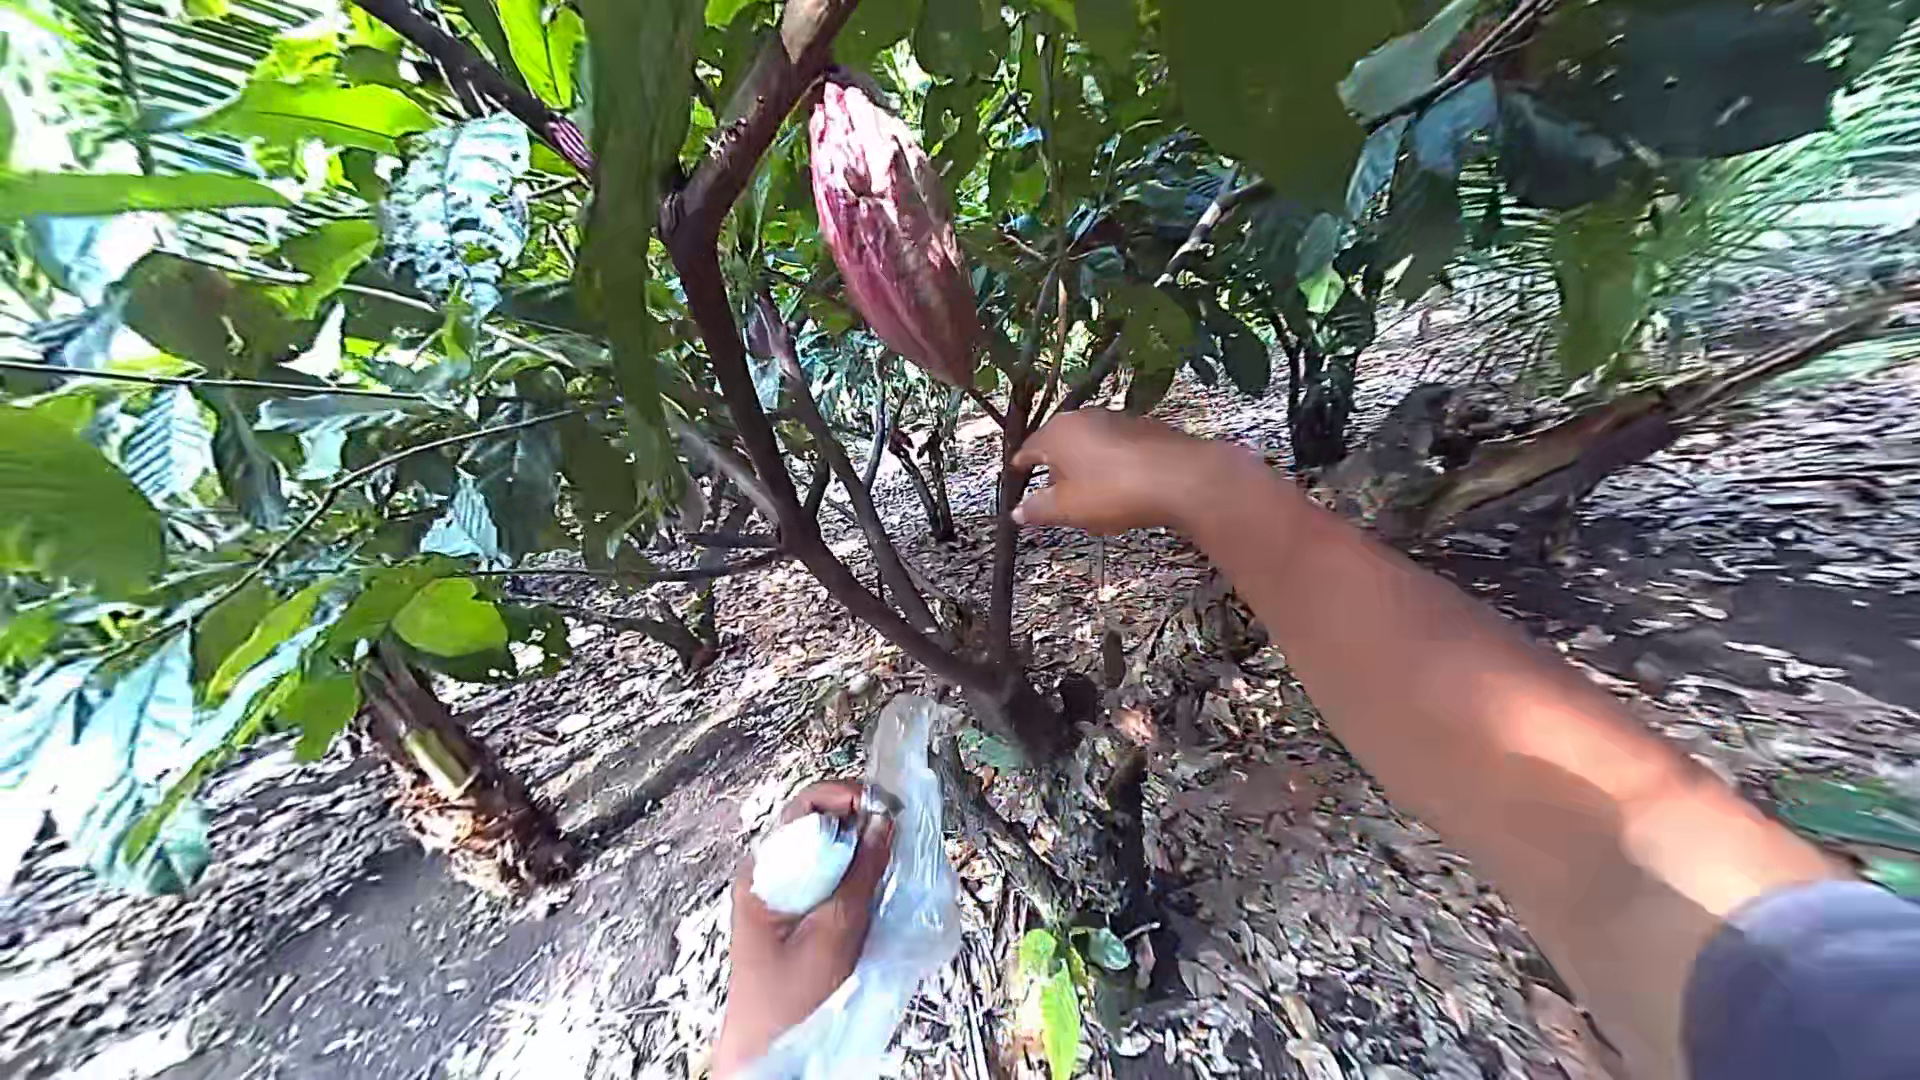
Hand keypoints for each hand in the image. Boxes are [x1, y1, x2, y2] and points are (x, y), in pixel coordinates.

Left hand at [713, 780, 892, 1076]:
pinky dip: (857, 871)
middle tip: (893, 826)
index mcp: (762, 872)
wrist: (770, 1063)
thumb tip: (884, 821)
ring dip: (861, 847)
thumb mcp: (833, 932)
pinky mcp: (801, 913)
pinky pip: (832, 876)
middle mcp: (770, 874)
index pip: (804, 809)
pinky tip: (876, 879)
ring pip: (829, 850)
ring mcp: (784, 894)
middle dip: (858, 820)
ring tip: (890, 850)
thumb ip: (861, 873)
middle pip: (818, 825)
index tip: (881, 804)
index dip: (844, 796)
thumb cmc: (790, 1003)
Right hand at [1012, 409, 1260, 533]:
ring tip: (1092, 501)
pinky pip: (1117, 451)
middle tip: (1056, 498)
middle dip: (1057, 472)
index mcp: (1059, 432)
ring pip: (1091, 448)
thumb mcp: (1068, 508)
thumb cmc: (1116, 491)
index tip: (1017, 476)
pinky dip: (1112, 469)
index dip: (1021, 466)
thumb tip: (1018, 511)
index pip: (1029, 448)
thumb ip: (1039, 509)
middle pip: (1061, 446)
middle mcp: (1086, 418)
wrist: (1183, 479)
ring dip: (1086, 471)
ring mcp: (1118, 421)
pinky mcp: (1147, 430)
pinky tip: (1122, 492)